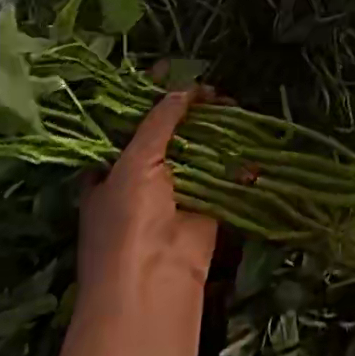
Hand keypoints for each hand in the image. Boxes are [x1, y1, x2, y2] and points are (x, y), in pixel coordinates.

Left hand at [50, 90, 216, 355]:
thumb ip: (159, 120)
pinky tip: (244, 134)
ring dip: (211, 129)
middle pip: (166, 135)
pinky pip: (219, 178)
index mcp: (110, 168)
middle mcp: (139, 179)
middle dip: (185, 111)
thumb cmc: (127, 218)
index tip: (168, 70)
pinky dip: (232, 160)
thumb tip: (183, 89)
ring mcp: (173, 196)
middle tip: (207, 86)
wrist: (151, 286)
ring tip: (228, 101)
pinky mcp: (204, 211)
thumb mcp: (135, 160)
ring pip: (194, 153)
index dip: (147, 96)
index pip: (129, 121)